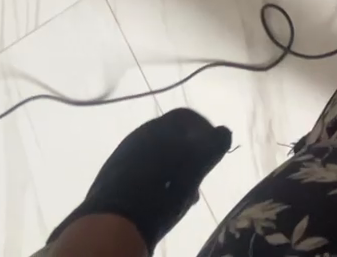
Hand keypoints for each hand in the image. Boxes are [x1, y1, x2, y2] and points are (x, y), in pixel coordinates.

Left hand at [48, 108, 231, 252]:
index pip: (187, 117)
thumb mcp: (197, 163)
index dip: (204, 130)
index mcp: (161, 125)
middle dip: (188, 153)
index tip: (215, 148)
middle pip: (171, 136)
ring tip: (182, 192)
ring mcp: (124, 156)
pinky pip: (142, 173)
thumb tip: (224, 132)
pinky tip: (160, 200)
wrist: (117, 219)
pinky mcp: (112, 179)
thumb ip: (213, 144)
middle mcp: (141, 134)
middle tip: (200, 174)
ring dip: (172, 169)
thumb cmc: (164, 186)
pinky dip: (155, 182)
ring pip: (156, 157)